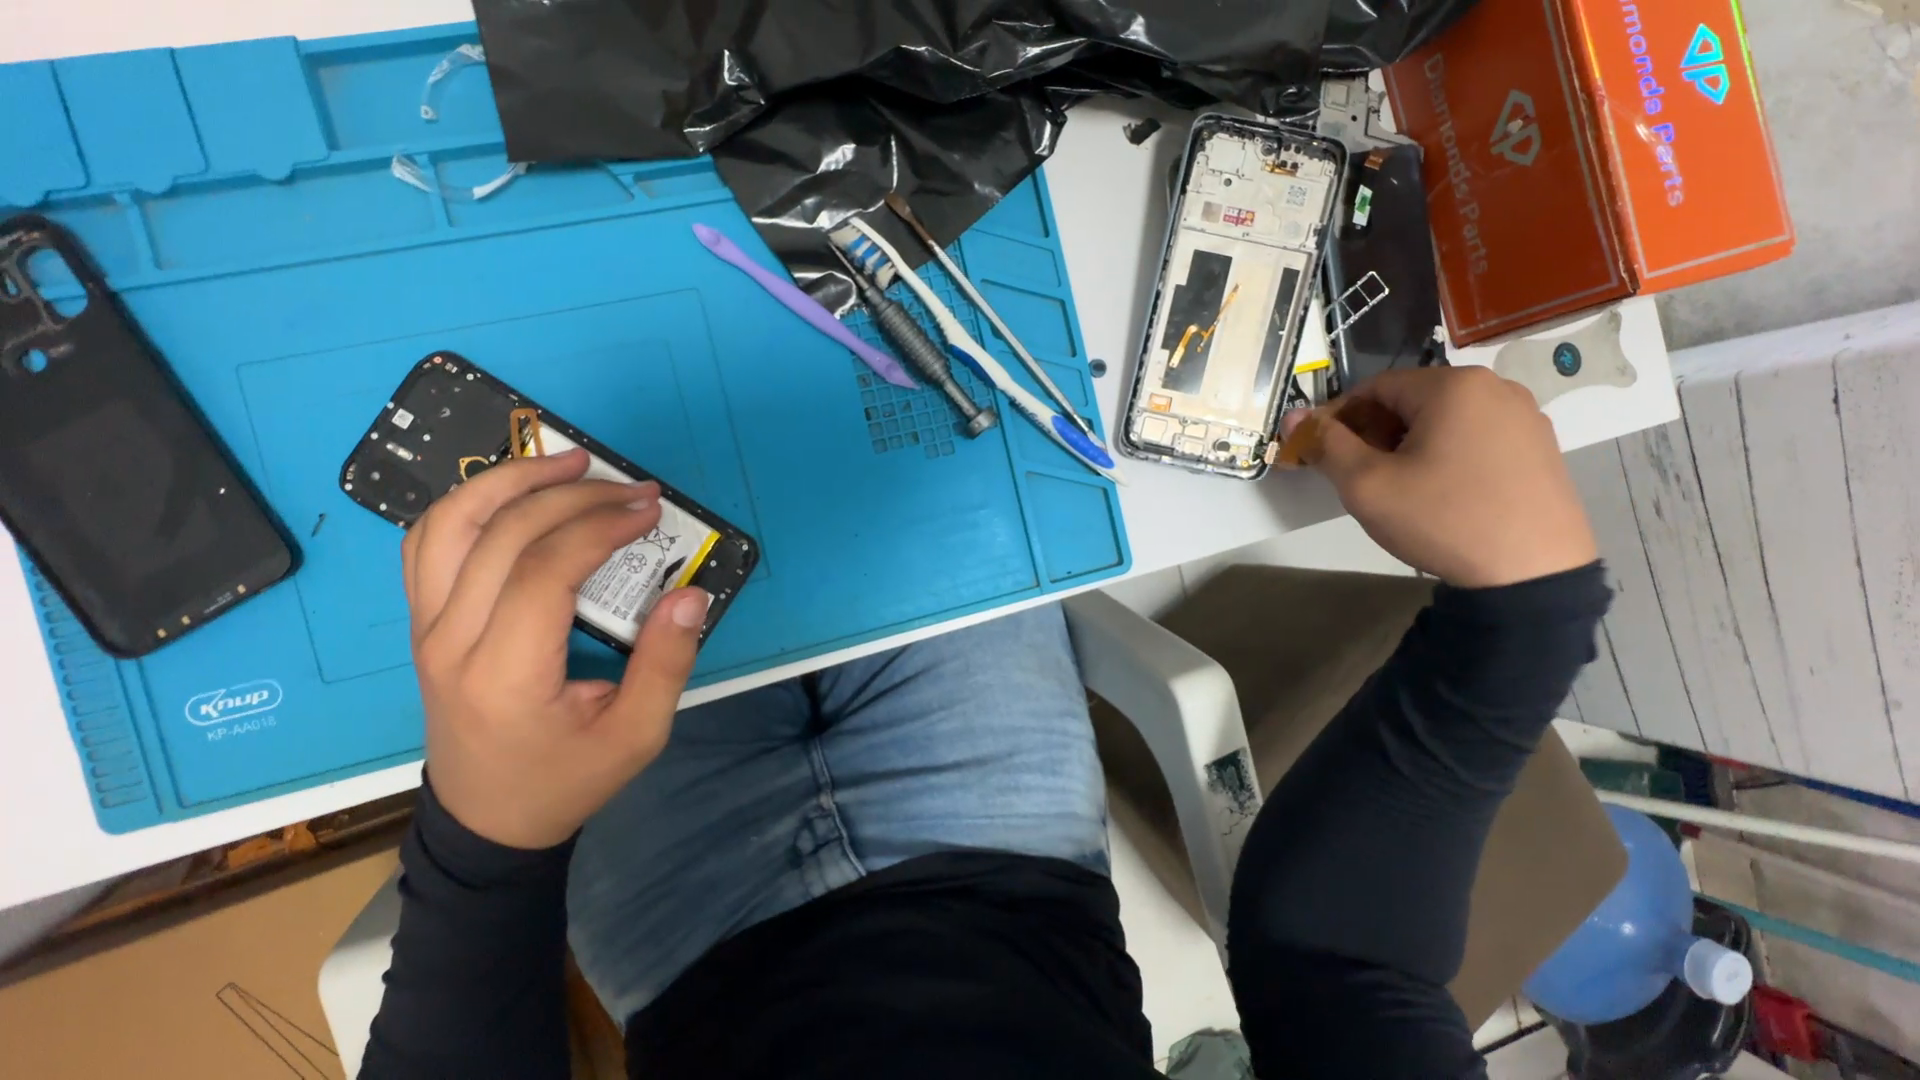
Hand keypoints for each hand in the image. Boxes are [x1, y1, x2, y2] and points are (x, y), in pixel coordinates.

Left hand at [402, 448, 710, 848]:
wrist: (489, 821)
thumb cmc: (566, 779)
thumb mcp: (637, 736)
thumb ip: (666, 663)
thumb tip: (689, 592)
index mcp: (505, 673)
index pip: (544, 570)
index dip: (600, 527)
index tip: (649, 512)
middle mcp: (451, 640)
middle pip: (501, 533)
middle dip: (573, 496)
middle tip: (631, 488)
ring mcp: (426, 627)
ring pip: (448, 524)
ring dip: (509, 480)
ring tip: (567, 461)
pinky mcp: (423, 622)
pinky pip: (430, 542)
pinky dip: (470, 503)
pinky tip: (514, 493)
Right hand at [1285, 367, 1597, 587]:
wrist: (1531, 572)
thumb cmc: (1441, 518)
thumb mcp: (1367, 485)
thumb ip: (1326, 444)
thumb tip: (1293, 415)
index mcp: (1453, 385)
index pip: (1373, 388)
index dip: (1337, 419)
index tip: (1320, 453)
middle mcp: (1495, 387)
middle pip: (1410, 401)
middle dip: (1374, 433)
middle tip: (1355, 475)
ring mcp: (1524, 417)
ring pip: (1444, 419)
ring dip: (1409, 444)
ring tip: (1397, 487)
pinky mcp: (1540, 447)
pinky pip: (1476, 437)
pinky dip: (1446, 454)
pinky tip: (1439, 492)